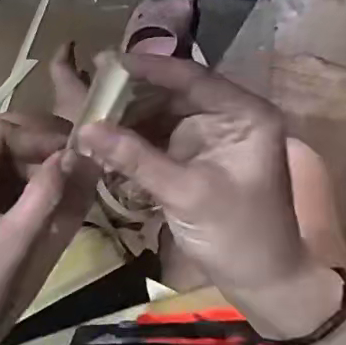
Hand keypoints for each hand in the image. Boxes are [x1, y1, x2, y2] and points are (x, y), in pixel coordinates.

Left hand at [0, 115, 95, 344]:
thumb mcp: (14, 241)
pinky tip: (45, 202)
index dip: (42, 137)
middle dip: (39, 154)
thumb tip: (76, 155)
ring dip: (31, 173)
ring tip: (71, 186)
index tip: (81, 150)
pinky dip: (17, 192)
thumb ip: (46, 194)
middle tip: (82, 167)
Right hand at [74, 54, 313, 294]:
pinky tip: (99, 137)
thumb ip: (135, 158)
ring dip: (123, 115)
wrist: (260, 280)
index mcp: (244, 115)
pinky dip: (127, 137)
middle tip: (87, 84)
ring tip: (86, 111)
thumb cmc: (238, 234)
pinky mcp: (188, 156)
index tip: (106, 63)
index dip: (148, 68)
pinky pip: (152, 136)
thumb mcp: (185, 193)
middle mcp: (226, 116)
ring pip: (157, 111)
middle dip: (129, 91)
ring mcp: (205, 136)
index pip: (192, 78)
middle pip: (170, 90)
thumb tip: (85, 129)